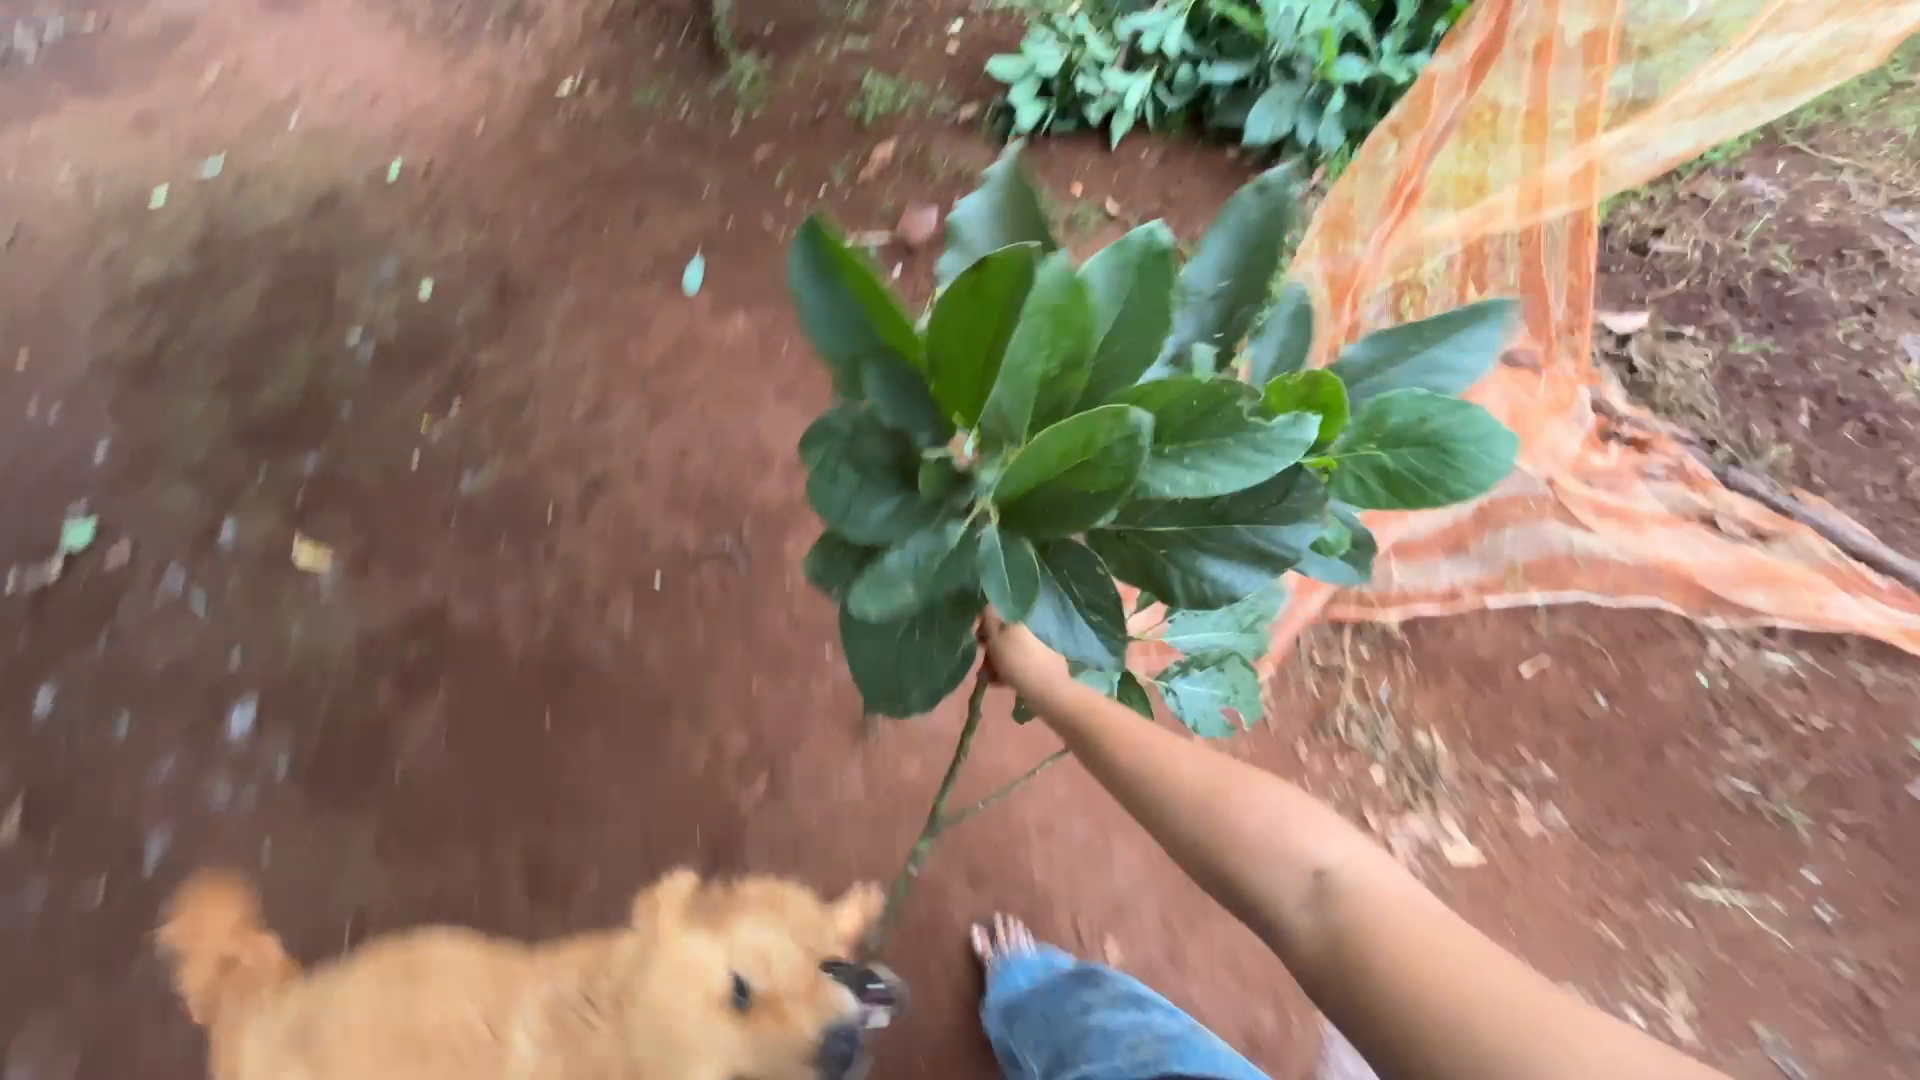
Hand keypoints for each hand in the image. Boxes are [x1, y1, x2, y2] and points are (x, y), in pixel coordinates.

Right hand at [977, 612, 1072, 702]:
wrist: (1047, 689)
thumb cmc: (1016, 662)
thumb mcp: (997, 639)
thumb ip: (990, 622)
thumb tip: (988, 604)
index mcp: (1017, 625)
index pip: (997, 621)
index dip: (984, 630)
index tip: (977, 642)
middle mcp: (1027, 634)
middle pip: (1002, 640)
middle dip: (989, 652)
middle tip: (981, 667)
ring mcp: (1035, 652)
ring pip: (1008, 655)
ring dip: (994, 666)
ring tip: (987, 679)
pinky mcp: (1039, 669)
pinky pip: (1017, 668)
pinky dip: (1006, 674)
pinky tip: (998, 684)